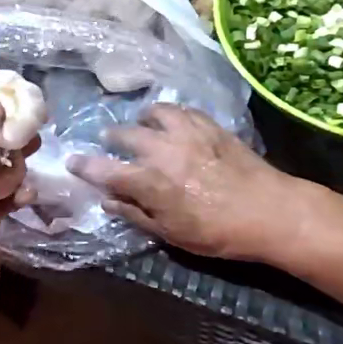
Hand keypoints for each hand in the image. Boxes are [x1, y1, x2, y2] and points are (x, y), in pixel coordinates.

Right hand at [69, 105, 304, 261]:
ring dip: (141, 120)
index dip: (84, 166)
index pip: (104, 169)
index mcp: (148, 181)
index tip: (72, 161)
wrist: (270, 211)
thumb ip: (136, 214)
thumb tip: (107, 200)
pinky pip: (179, 109)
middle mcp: (160, 150)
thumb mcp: (172, 234)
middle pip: (124, 135)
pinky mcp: (207, 124)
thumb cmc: (218, 232)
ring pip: (151, 114)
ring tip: (141, 125)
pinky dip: (168, 113)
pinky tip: (171, 121)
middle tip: (109, 142)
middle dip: (111, 139)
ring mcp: (185, 132)